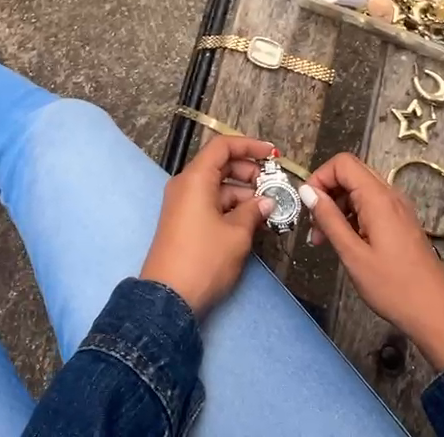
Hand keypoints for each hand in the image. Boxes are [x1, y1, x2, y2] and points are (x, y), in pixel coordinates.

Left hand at [139, 134, 276, 315]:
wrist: (169, 297)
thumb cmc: (203, 259)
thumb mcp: (236, 234)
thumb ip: (253, 211)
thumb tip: (267, 201)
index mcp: (195, 178)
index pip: (222, 147)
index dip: (249, 146)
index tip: (273, 154)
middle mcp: (186, 184)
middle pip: (220, 165)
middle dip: (249, 172)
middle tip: (273, 187)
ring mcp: (183, 203)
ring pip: (217, 186)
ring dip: (242, 193)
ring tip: (268, 208)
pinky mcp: (184, 220)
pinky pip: (211, 203)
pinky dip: (231, 207)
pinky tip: (252, 221)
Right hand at [304, 153, 443, 369]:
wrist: (438, 316)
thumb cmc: (393, 287)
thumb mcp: (352, 254)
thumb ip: (328, 218)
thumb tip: (307, 191)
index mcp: (378, 198)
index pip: (342, 163)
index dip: (320, 177)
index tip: (308, 206)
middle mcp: (390, 196)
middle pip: (351, 174)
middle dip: (327, 193)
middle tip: (315, 225)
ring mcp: (399, 209)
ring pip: (359, 191)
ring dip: (338, 207)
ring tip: (326, 239)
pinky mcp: (402, 224)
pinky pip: (371, 206)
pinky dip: (353, 216)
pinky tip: (347, 243)